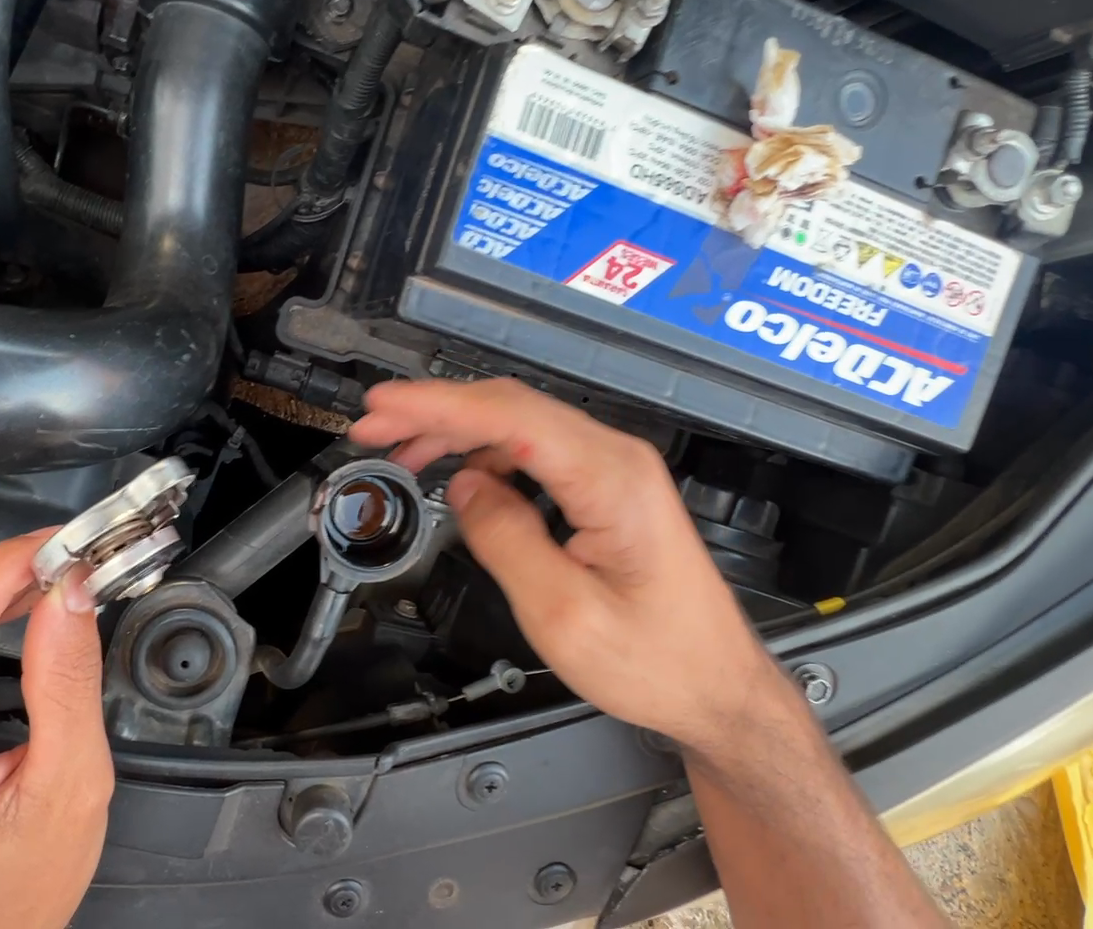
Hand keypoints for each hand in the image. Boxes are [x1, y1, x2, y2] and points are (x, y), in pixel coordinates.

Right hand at [350, 378, 786, 750]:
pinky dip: (483, 451)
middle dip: (433, 410)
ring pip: (516, 423)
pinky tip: (456, 471)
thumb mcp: (563, 614)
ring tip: (402, 449)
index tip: (383, 404)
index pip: (507, 417)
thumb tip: (465, 487)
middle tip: (375, 426)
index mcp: (609, 480)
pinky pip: (532, 449)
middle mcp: (614, 459)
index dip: (436, 405)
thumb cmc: (658, 661)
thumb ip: (505, 539)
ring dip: (454, 429)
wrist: (717, 687)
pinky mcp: (604, 486)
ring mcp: (612, 469)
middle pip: (508, 408)